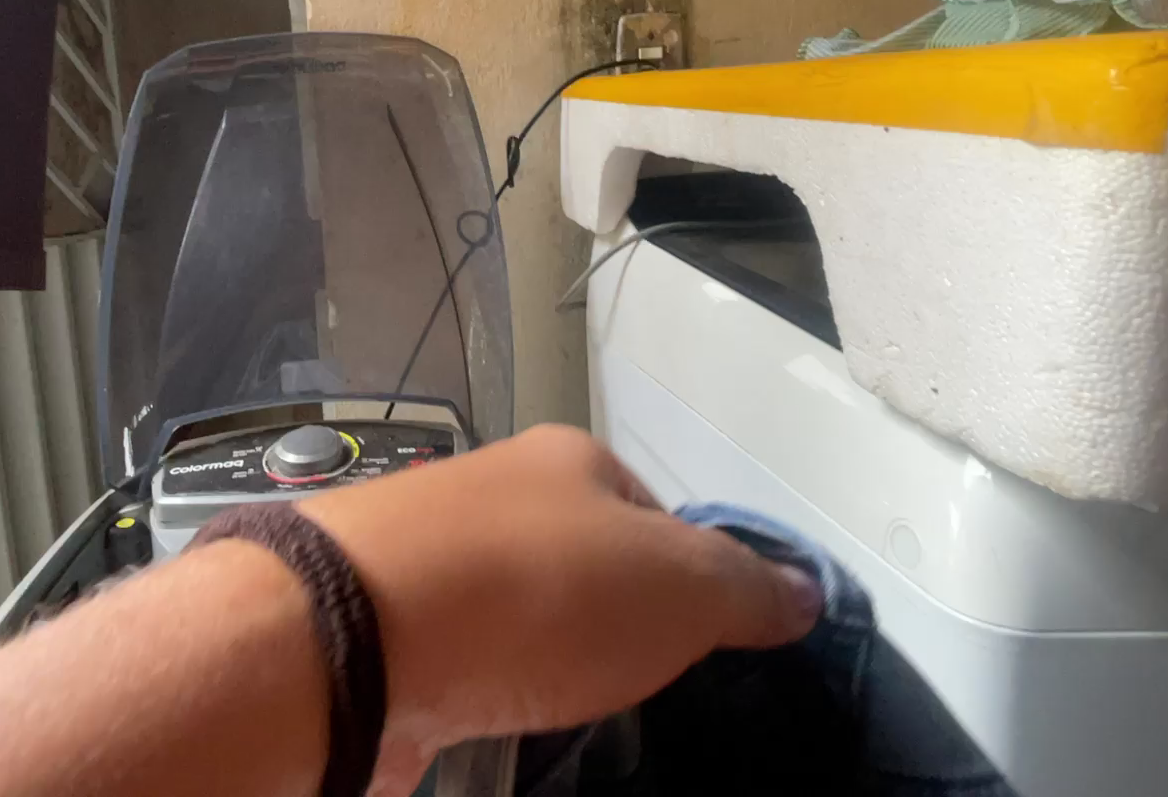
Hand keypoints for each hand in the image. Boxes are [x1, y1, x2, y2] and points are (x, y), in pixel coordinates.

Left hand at [300, 424, 822, 793]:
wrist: (364, 625)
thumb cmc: (538, 589)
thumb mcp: (677, 586)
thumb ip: (745, 587)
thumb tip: (802, 591)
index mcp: (567, 459)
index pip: (649, 509)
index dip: (680, 576)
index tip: (685, 637)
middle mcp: (496, 486)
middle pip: (576, 554)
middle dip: (603, 616)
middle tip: (619, 675)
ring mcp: (434, 541)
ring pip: (512, 598)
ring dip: (536, 650)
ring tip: (553, 699)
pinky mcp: (387, 604)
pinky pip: (456, 640)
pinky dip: (478, 675)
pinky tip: (487, 707)